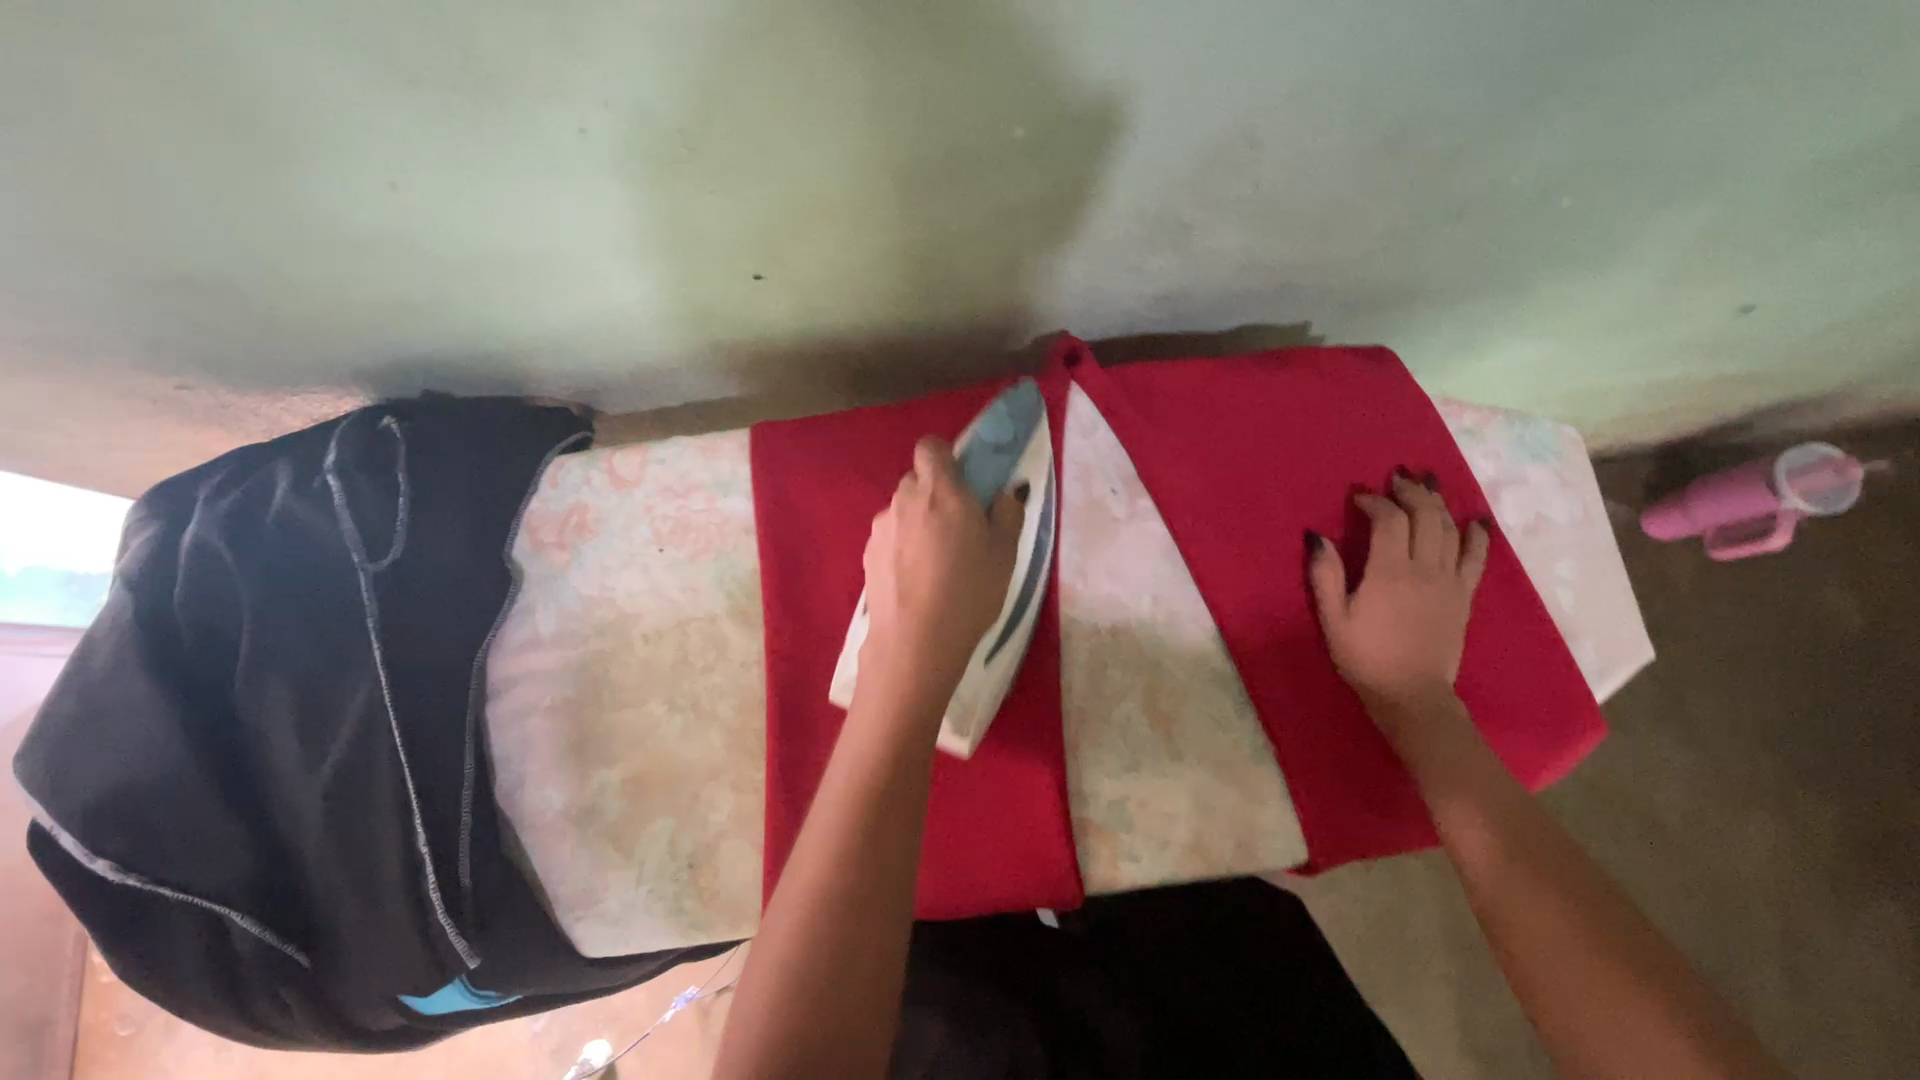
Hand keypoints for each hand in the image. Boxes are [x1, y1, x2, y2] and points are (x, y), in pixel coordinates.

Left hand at [860, 437, 1026, 703]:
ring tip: (936, 563)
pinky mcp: (867, 555)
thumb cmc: (969, 591)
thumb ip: (1007, 512)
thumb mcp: (1006, 553)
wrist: (916, 641)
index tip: (964, 482)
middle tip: (959, 528)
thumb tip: (1002, 494)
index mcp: (941, 489)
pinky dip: (902, 549)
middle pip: (917, 480)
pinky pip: (890, 538)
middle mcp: (905, 498)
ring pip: (903, 511)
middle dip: (936, 494)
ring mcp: (881, 527)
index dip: (946, 457)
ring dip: (918, 523)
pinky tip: (916, 581)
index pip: (931, 446)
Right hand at [1308, 472, 1490, 731]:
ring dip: (1439, 503)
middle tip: (1396, 478)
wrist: (1411, 695)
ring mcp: (1449, 582)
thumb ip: (1325, 576)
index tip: (1359, 496)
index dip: (1374, 501)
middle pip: (1425, 516)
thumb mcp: (1332, 619)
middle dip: (1411, 491)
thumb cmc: (1364, 658)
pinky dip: (1476, 535)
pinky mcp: (1464, 596)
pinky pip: (1476, 558)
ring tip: (1427, 486)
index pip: (1389, 520)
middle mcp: (1424, 569)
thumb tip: (1317, 536)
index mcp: (1389, 573)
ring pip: (1450, 529)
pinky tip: (1474, 521)